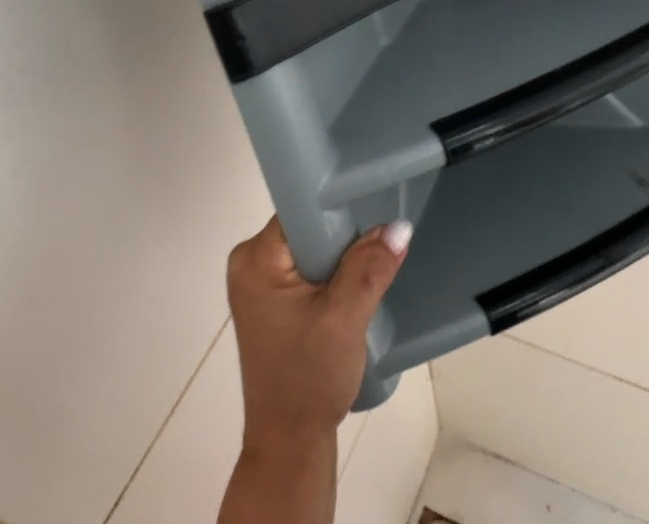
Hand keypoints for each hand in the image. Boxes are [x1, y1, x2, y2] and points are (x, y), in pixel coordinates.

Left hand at [228, 217, 411, 449]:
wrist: (290, 441)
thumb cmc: (309, 377)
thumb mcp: (344, 318)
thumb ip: (369, 267)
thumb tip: (398, 226)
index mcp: (255, 259)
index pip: (301, 210)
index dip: (339, 208)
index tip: (376, 206)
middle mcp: (250, 264)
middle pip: (307, 227)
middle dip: (346, 232)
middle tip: (386, 233)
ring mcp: (260, 285)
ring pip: (312, 251)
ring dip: (344, 257)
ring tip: (380, 255)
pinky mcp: (274, 304)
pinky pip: (309, 271)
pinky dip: (335, 275)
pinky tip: (361, 280)